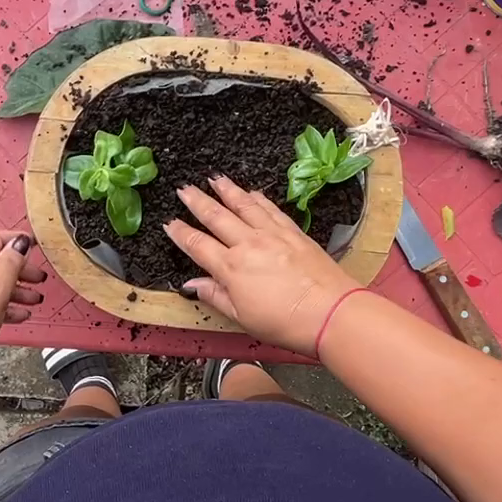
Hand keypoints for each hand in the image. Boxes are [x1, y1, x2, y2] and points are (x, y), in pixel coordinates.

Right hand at [162, 176, 359, 354]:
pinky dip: (258, 198)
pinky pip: (270, 209)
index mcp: (230, 268)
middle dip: (197, 201)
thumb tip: (192, 284)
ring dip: (227, 191)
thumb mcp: (242, 317)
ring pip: (243, 205)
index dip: (180, 233)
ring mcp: (272, 235)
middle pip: (217, 217)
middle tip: (184, 189)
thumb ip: (215, 296)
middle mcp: (248, 244)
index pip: (197, 245)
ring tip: (214, 178)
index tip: (169, 222)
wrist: (332, 313)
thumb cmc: (285, 323)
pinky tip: (251, 192)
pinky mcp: (294, 233)